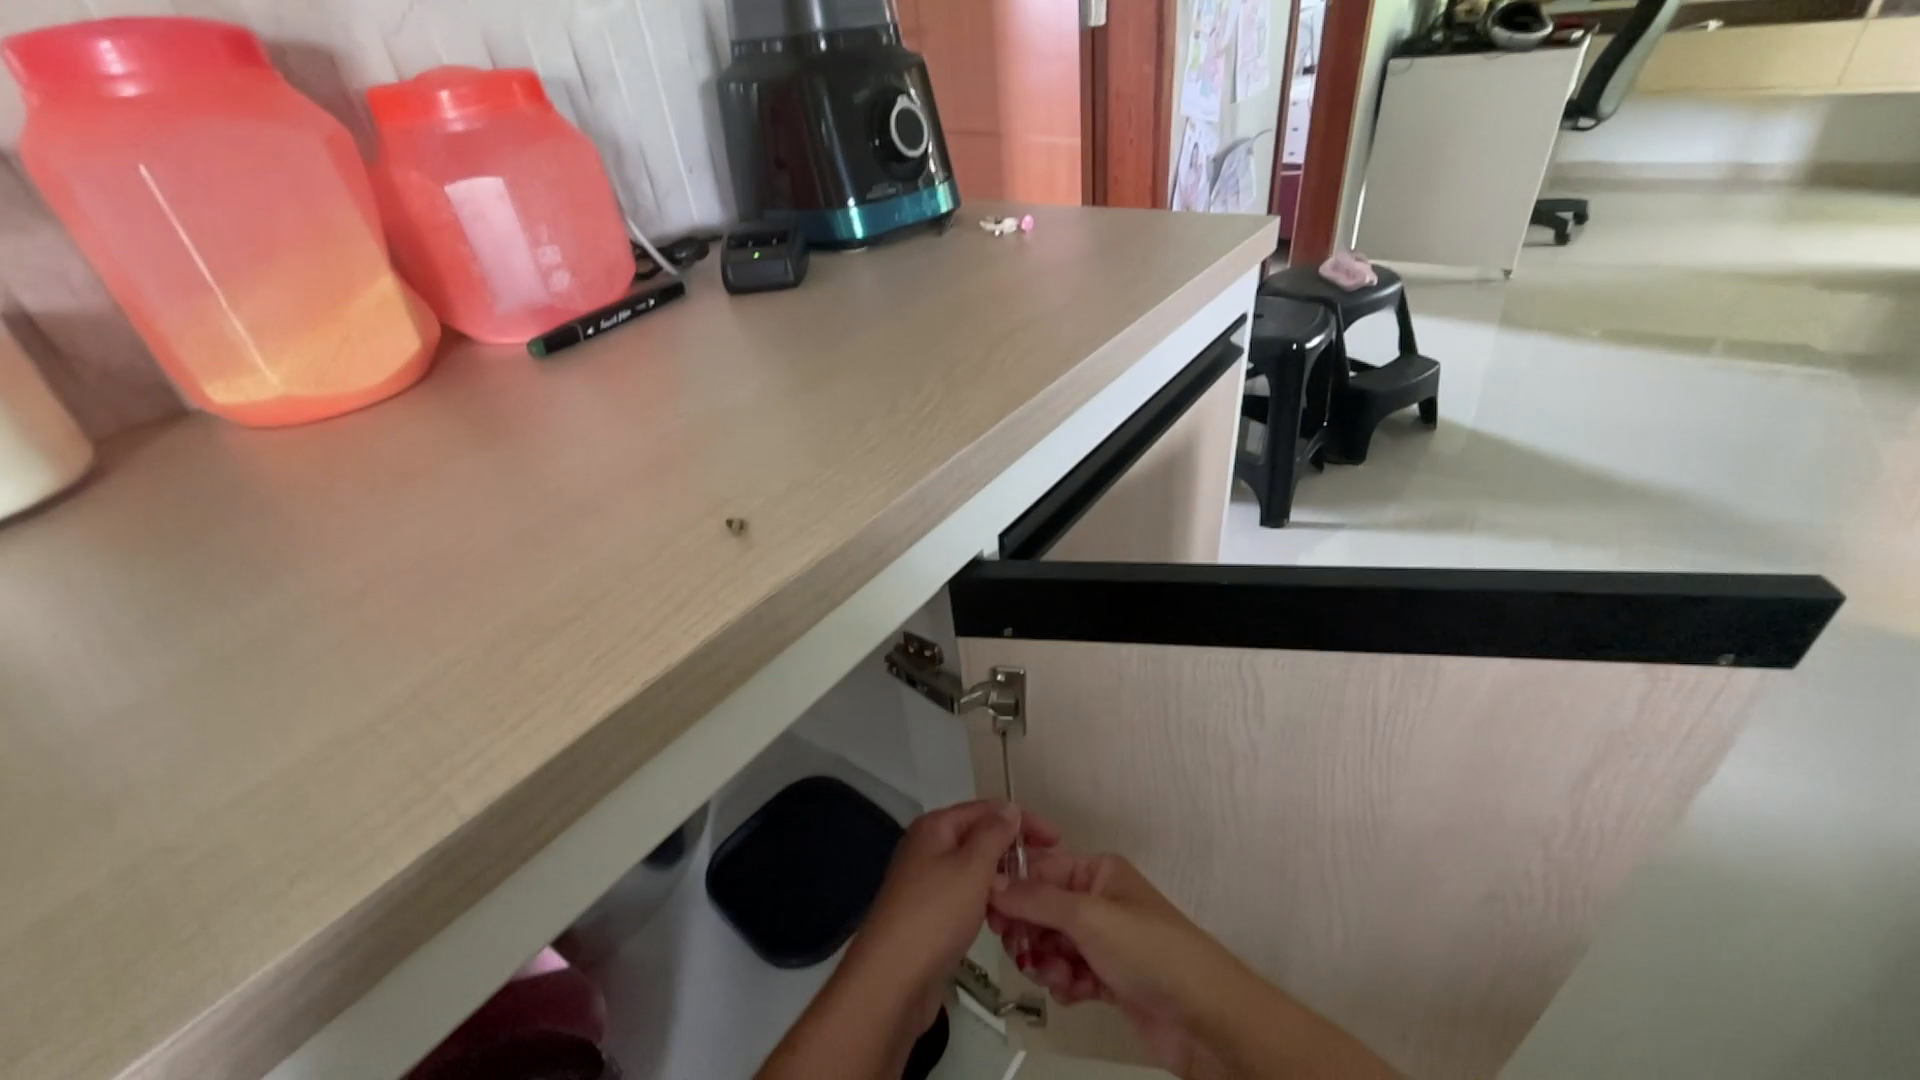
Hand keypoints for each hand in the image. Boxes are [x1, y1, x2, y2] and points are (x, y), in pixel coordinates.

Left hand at [841, 800, 1058, 1030]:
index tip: (1057, 839)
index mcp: (935, 827)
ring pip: (975, 869)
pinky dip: (987, 901)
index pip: (987, 809)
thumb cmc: (935, 915)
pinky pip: (967, 896)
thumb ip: (994, 834)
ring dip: (1002, 878)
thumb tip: (1010, 808)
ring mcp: (926, 881)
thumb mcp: (972, 867)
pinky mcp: (929, 913)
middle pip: (979, 837)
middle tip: (1049, 870)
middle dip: (1014, 849)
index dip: (1023, 820)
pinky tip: (1003, 916)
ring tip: (1032, 894)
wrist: (892, 979)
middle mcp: (928, 847)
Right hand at [987, 849, 1252, 1078]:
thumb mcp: (1089, 917)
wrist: (1204, 1019)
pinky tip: (1072, 990)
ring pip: (1049, 945)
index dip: (1012, 888)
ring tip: (1056, 974)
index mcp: (1099, 873)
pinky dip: (1062, 983)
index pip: (1040, 869)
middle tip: (1022, 948)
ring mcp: (1103, 942)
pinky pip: (1064, 974)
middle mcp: (1100, 903)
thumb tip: (997, 883)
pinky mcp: (1106, 978)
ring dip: (1044, 962)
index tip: (989, 908)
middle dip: (1028, 932)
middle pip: (1040, 910)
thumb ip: (1037, 899)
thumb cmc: (1162, 955)